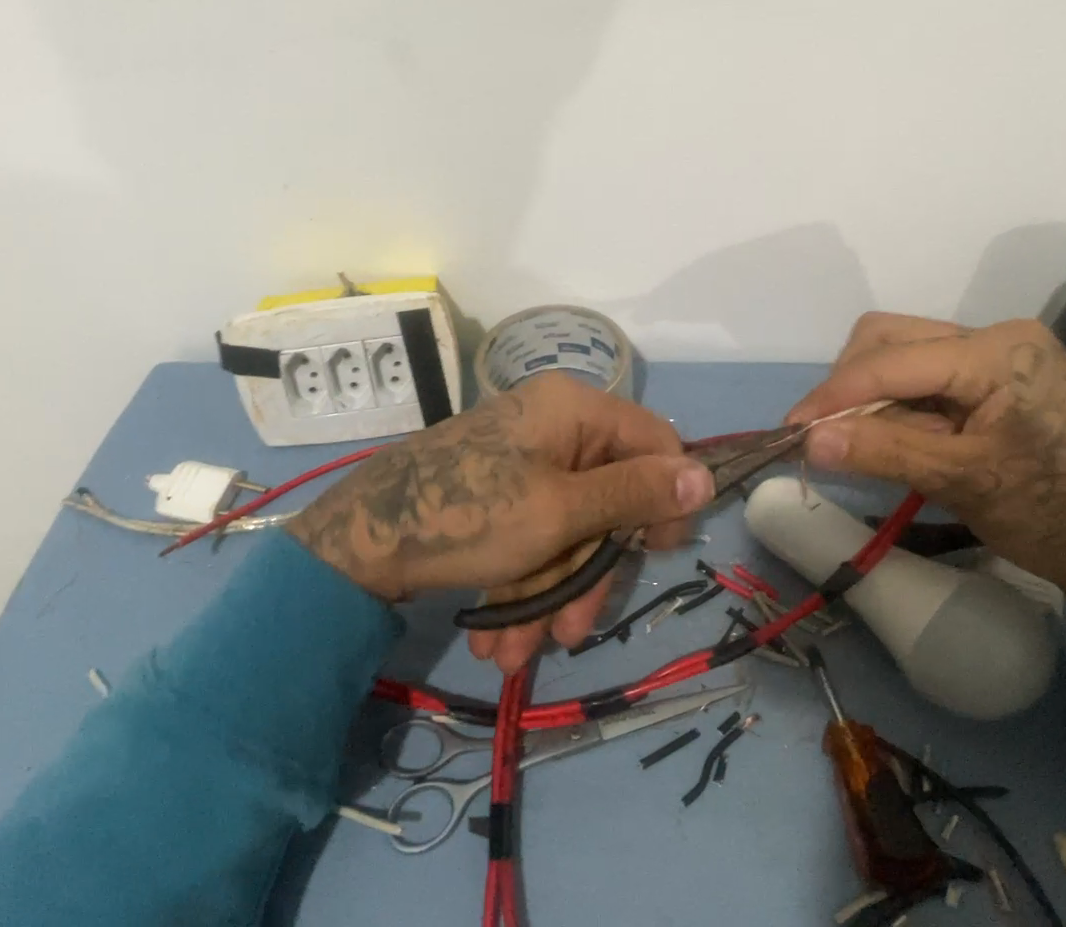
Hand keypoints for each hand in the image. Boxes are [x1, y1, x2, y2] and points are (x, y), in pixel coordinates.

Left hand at [285, 374, 715, 671]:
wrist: (360, 538)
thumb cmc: (469, 515)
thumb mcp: (561, 513)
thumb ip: (635, 495)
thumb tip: (706, 475)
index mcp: (573, 411)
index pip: (652, 442)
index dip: (664, 498)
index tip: (660, 551)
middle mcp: (550, 426)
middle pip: (603, 502)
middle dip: (583, 579)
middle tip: (571, 634)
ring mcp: (519, 460)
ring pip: (563, 531)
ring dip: (546, 598)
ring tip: (513, 654)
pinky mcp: (493, 492)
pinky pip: (528, 535)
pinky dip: (519, 585)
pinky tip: (496, 638)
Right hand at [787, 314, 1065, 609]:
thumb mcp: (967, 483)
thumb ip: (885, 451)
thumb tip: (806, 439)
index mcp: (995, 350)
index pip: (887, 360)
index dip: (830, 396)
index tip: (787, 433)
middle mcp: (996, 339)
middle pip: (889, 340)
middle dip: (849, 386)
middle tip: (827, 438)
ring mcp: (1003, 360)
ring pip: (906, 358)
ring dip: (873, 399)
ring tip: (868, 449)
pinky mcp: (1004, 385)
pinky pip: (931, 382)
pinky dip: (902, 409)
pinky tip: (900, 444)